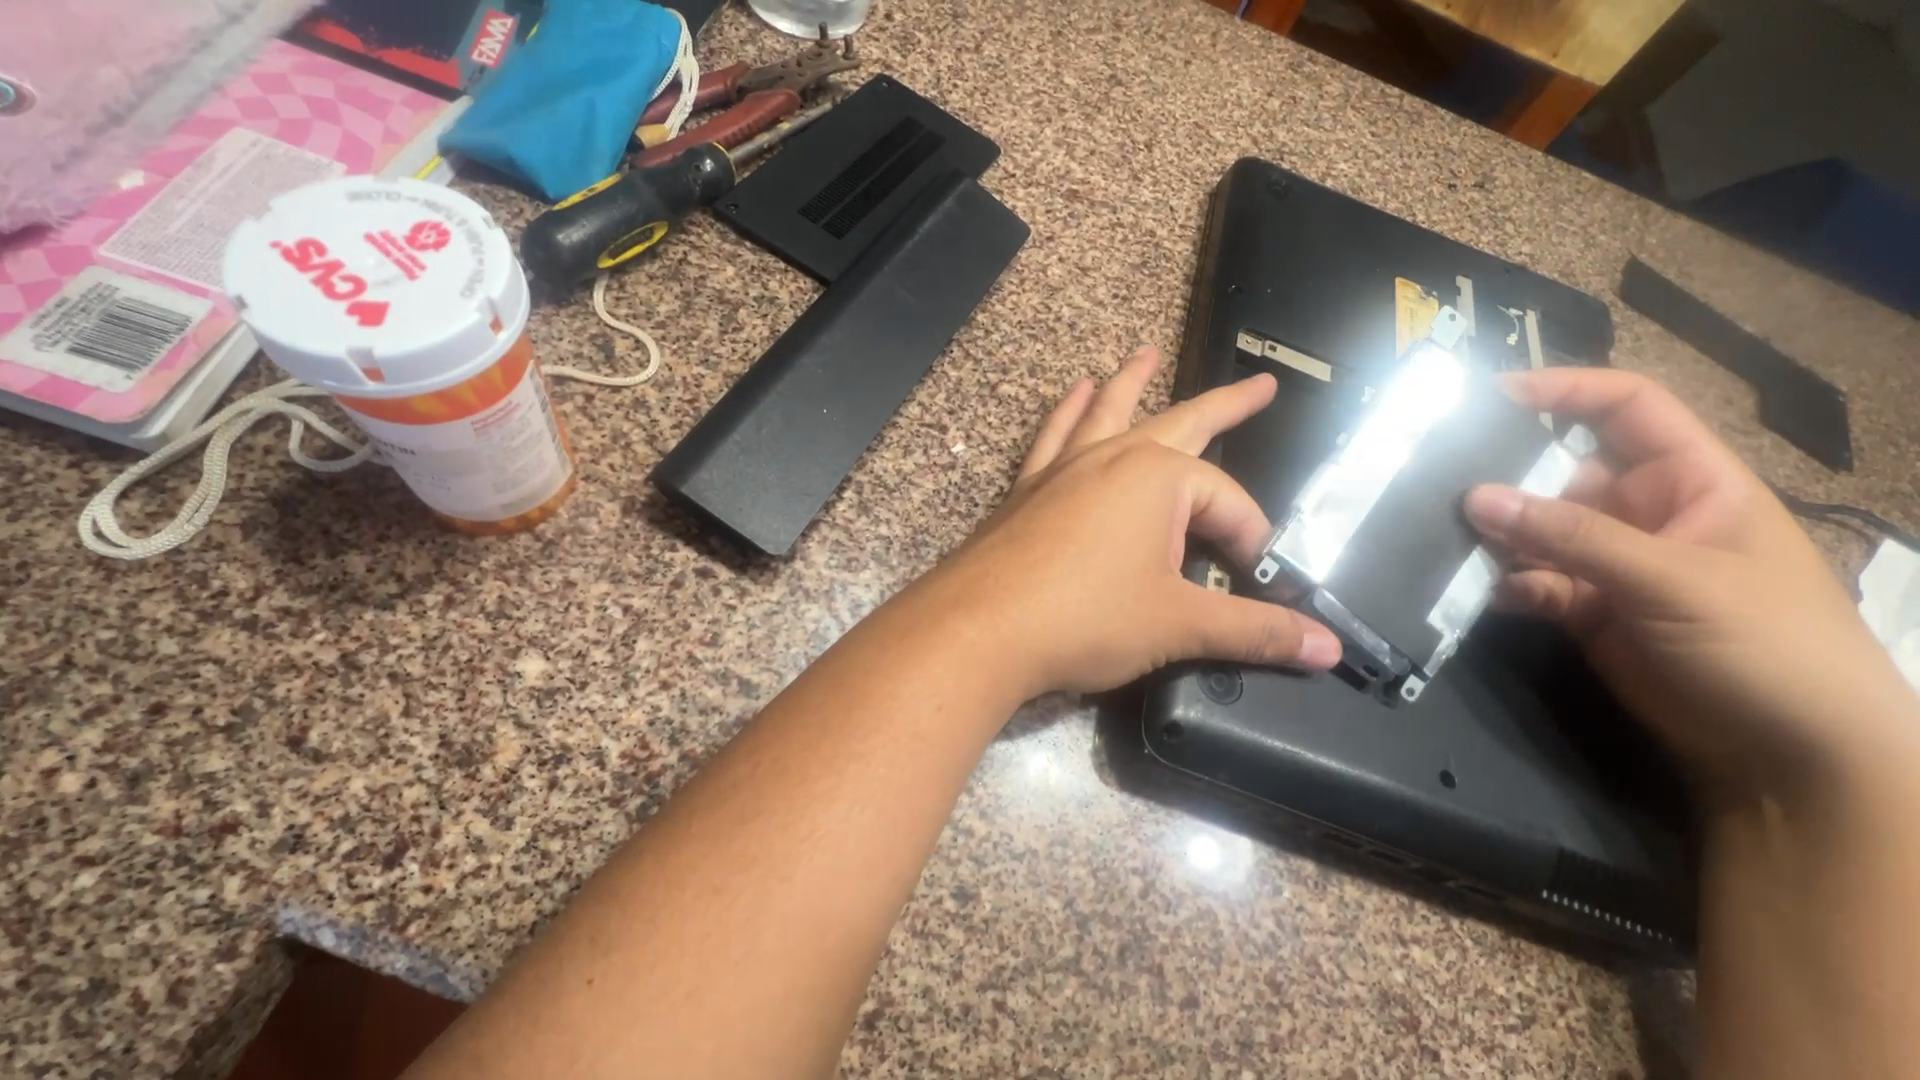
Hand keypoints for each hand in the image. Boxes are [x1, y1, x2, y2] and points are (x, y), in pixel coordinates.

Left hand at [913, 347, 1340, 699]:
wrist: (978, 630)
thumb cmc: (1084, 618)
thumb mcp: (1179, 624)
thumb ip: (1254, 631)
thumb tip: (1329, 647)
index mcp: (1159, 478)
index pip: (1229, 506)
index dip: (1250, 546)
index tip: (1256, 587)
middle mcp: (1113, 457)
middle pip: (1182, 423)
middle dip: (1226, 406)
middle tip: (1261, 384)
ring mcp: (1064, 469)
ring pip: (1107, 413)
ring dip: (1131, 383)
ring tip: (1145, 352)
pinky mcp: (1028, 490)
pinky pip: (1054, 437)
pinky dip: (1067, 413)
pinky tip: (1071, 393)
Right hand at [1463, 368, 1916, 804]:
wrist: (1788, 753)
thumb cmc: (1765, 643)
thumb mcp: (1673, 580)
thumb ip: (1572, 538)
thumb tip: (1476, 498)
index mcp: (1691, 480)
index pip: (1628, 408)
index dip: (1566, 391)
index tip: (1493, 396)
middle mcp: (1644, 512)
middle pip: (1562, 471)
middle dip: (1508, 475)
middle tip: (1442, 480)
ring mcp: (1612, 563)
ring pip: (1536, 529)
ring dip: (1496, 534)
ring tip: (1447, 538)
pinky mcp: (1586, 609)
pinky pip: (1530, 581)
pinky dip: (1504, 584)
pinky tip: (1486, 593)